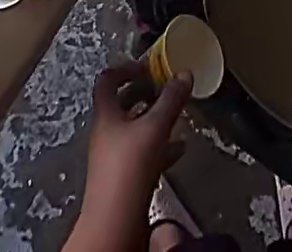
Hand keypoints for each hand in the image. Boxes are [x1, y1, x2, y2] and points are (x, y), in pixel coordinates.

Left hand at [66, 62, 192, 251]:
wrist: (114, 224)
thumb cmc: (129, 167)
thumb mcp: (154, 127)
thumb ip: (171, 100)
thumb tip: (185, 73)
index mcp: (106, 114)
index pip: (108, 79)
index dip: (126, 68)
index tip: (148, 66)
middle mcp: (106, 132)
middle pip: (122, 103)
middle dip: (144, 93)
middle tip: (165, 88)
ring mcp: (114, 156)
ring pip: (134, 128)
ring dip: (153, 119)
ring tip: (176, 115)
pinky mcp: (124, 177)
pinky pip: (142, 153)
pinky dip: (159, 146)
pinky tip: (179, 149)